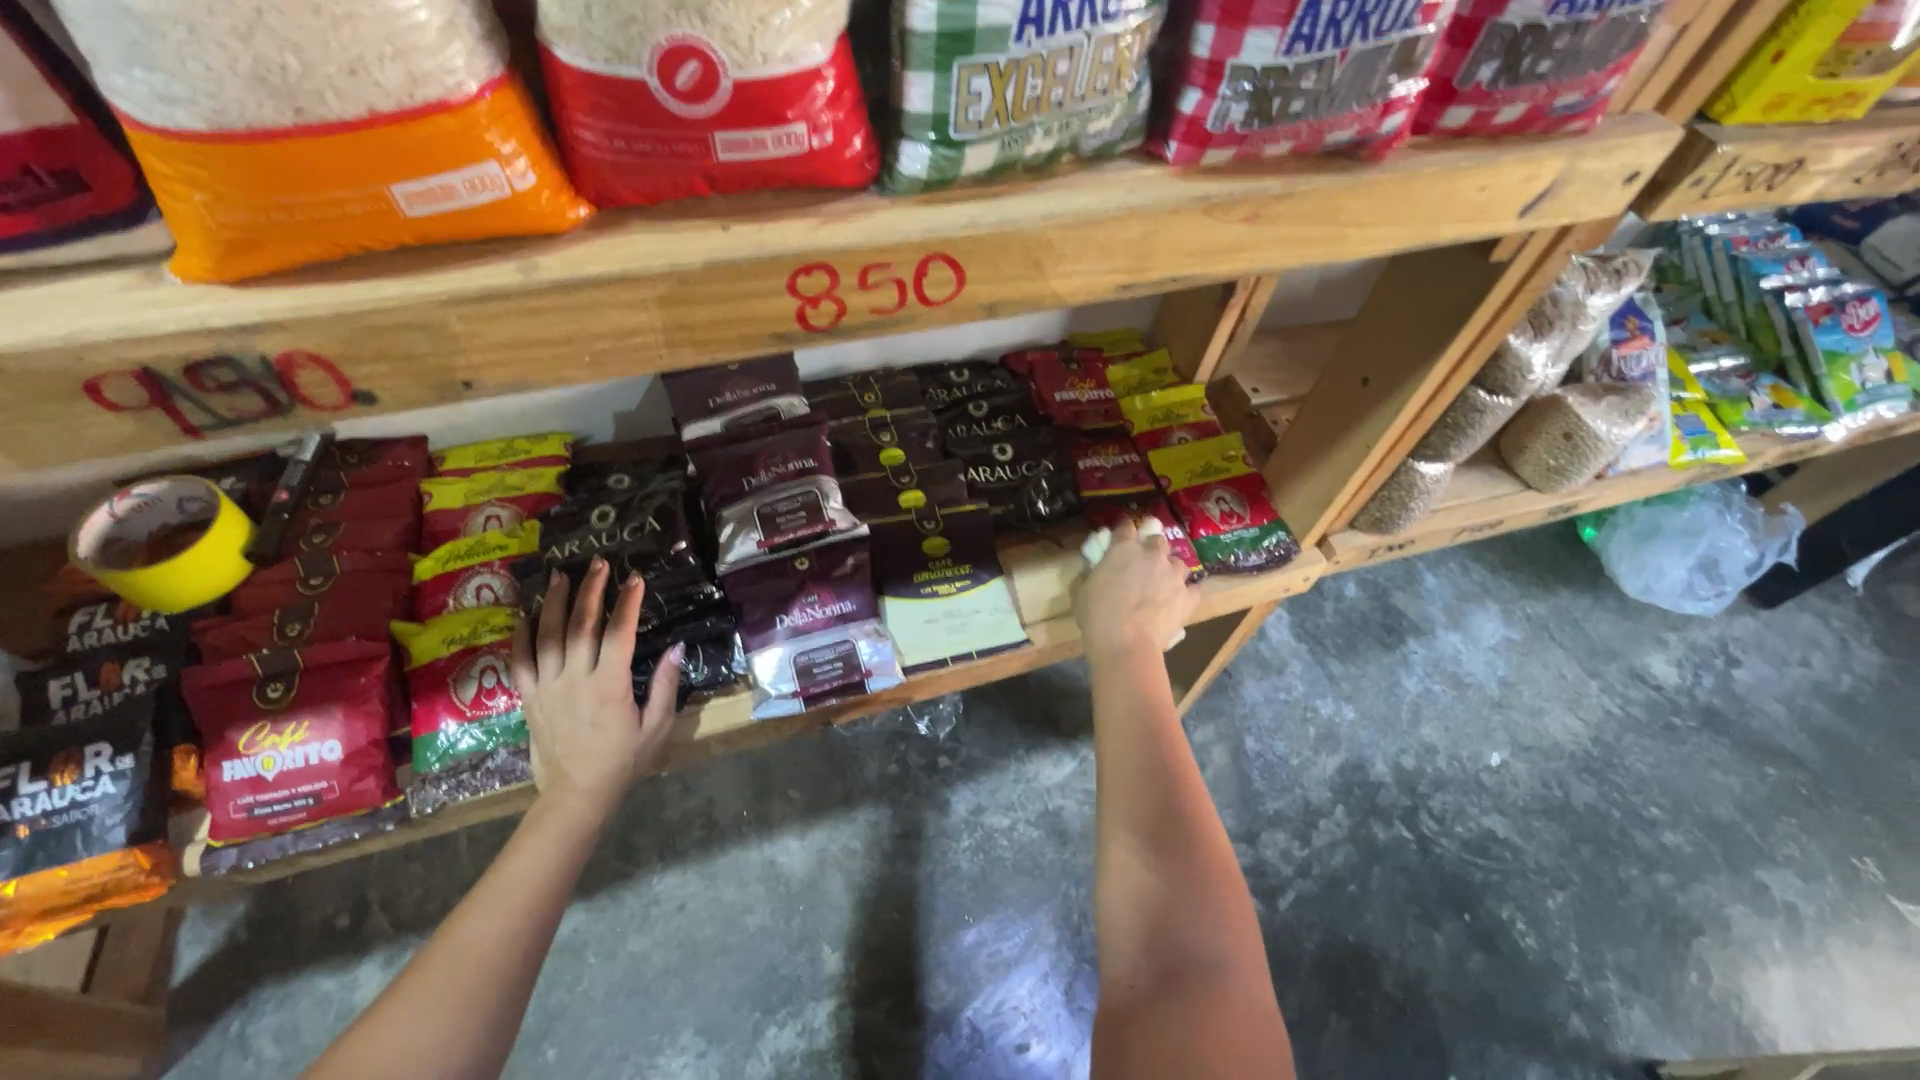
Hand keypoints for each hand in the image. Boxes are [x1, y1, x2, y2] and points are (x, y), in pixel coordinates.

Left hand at [510, 557, 681, 823]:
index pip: (619, 634)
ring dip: (555, 603)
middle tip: (597, 563)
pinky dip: (521, 635)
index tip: (635, 579)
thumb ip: (665, 686)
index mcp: (609, 686)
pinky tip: (526, 614)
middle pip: (581, 626)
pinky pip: (520, 661)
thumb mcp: (657, 727)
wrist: (577, 794)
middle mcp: (575, 680)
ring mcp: (547, 688)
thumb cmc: (623, 761)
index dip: (627, 603)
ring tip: (560, 576)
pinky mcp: (529, 698)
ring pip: (547, 636)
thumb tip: (677, 648)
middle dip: (591, 590)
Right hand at [1075, 518, 1199, 661]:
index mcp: (1124, 549)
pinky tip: (1179, 600)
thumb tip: (1094, 569)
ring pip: (1178, 562)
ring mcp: (1174, 574)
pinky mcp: (1189, 596)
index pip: (1126, 527)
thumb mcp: (1082, 590)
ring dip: (1170, 569)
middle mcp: (1153, 555)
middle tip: (1143, 564)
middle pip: (1157, 540)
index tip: (1121, 538)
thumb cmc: (1097, 616)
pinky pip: (1193, 588)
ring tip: (1163, 583)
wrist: (1126, 644)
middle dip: (1151, 549)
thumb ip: (1091, 573)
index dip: (1124, 531)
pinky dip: (1186, 592)